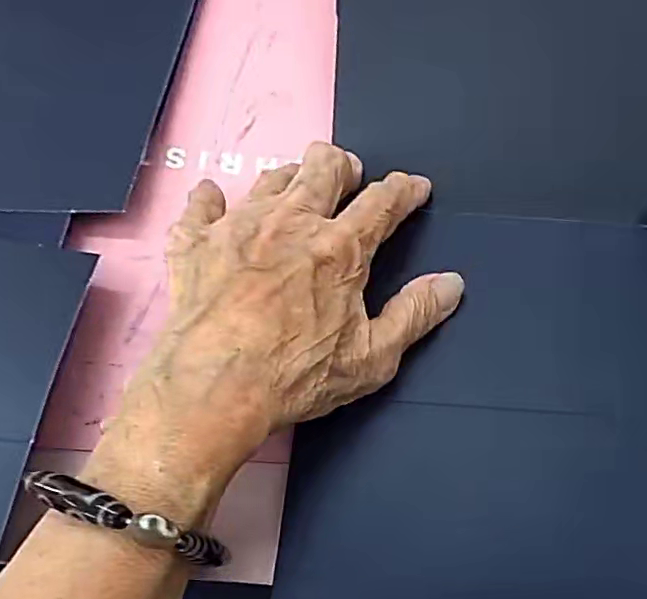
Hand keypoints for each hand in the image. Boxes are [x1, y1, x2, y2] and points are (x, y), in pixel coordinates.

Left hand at [92, 142, 463, 522]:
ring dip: (291, 176)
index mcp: (340, 250)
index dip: (404, 191)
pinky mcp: (195, 243)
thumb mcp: (372, 357)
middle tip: (349, 174)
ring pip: (271, 178)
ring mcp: (239, 227)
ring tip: (296, 186)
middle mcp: (291, 223)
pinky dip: (213, 199)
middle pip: (323, 169)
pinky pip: (202, 204)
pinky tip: (215, 198)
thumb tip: (451, 285)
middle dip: (343, 166)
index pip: (382, 204)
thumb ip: (414, 316)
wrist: (217, 384)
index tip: (415, 186)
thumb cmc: (298, 376)